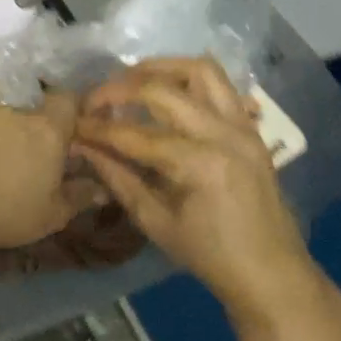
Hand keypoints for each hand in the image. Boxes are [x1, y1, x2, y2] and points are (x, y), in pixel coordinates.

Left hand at [0, 91, 81, 253]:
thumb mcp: (54, 213)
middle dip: (41, 133)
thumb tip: (99, 187)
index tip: (77, 134)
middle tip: (41, 161)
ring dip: (11, 138)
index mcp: (44, 128)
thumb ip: (80, 194)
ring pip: (6, 122)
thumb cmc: (7, 213)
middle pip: (36, 114)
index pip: (68, 98)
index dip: (75, 111)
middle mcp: (12, 113)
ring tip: (7, 167)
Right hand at [74, 57, 323, 319]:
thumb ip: (115, 176)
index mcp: (199, 164)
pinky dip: (186, 80)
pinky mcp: (251, 130)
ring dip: (157, 69)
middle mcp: (224, 136)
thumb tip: (80, 146)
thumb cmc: (207, 253)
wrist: (272, 272)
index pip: (130, 132)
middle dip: (116, 90)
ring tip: (127, 83)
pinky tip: (162, 92)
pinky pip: (221, 86)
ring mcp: (243, 128)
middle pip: (160, 89)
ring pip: (199, 71)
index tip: (67, 126)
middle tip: (91, 103)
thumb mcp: (151, 219)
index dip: (93, 128)